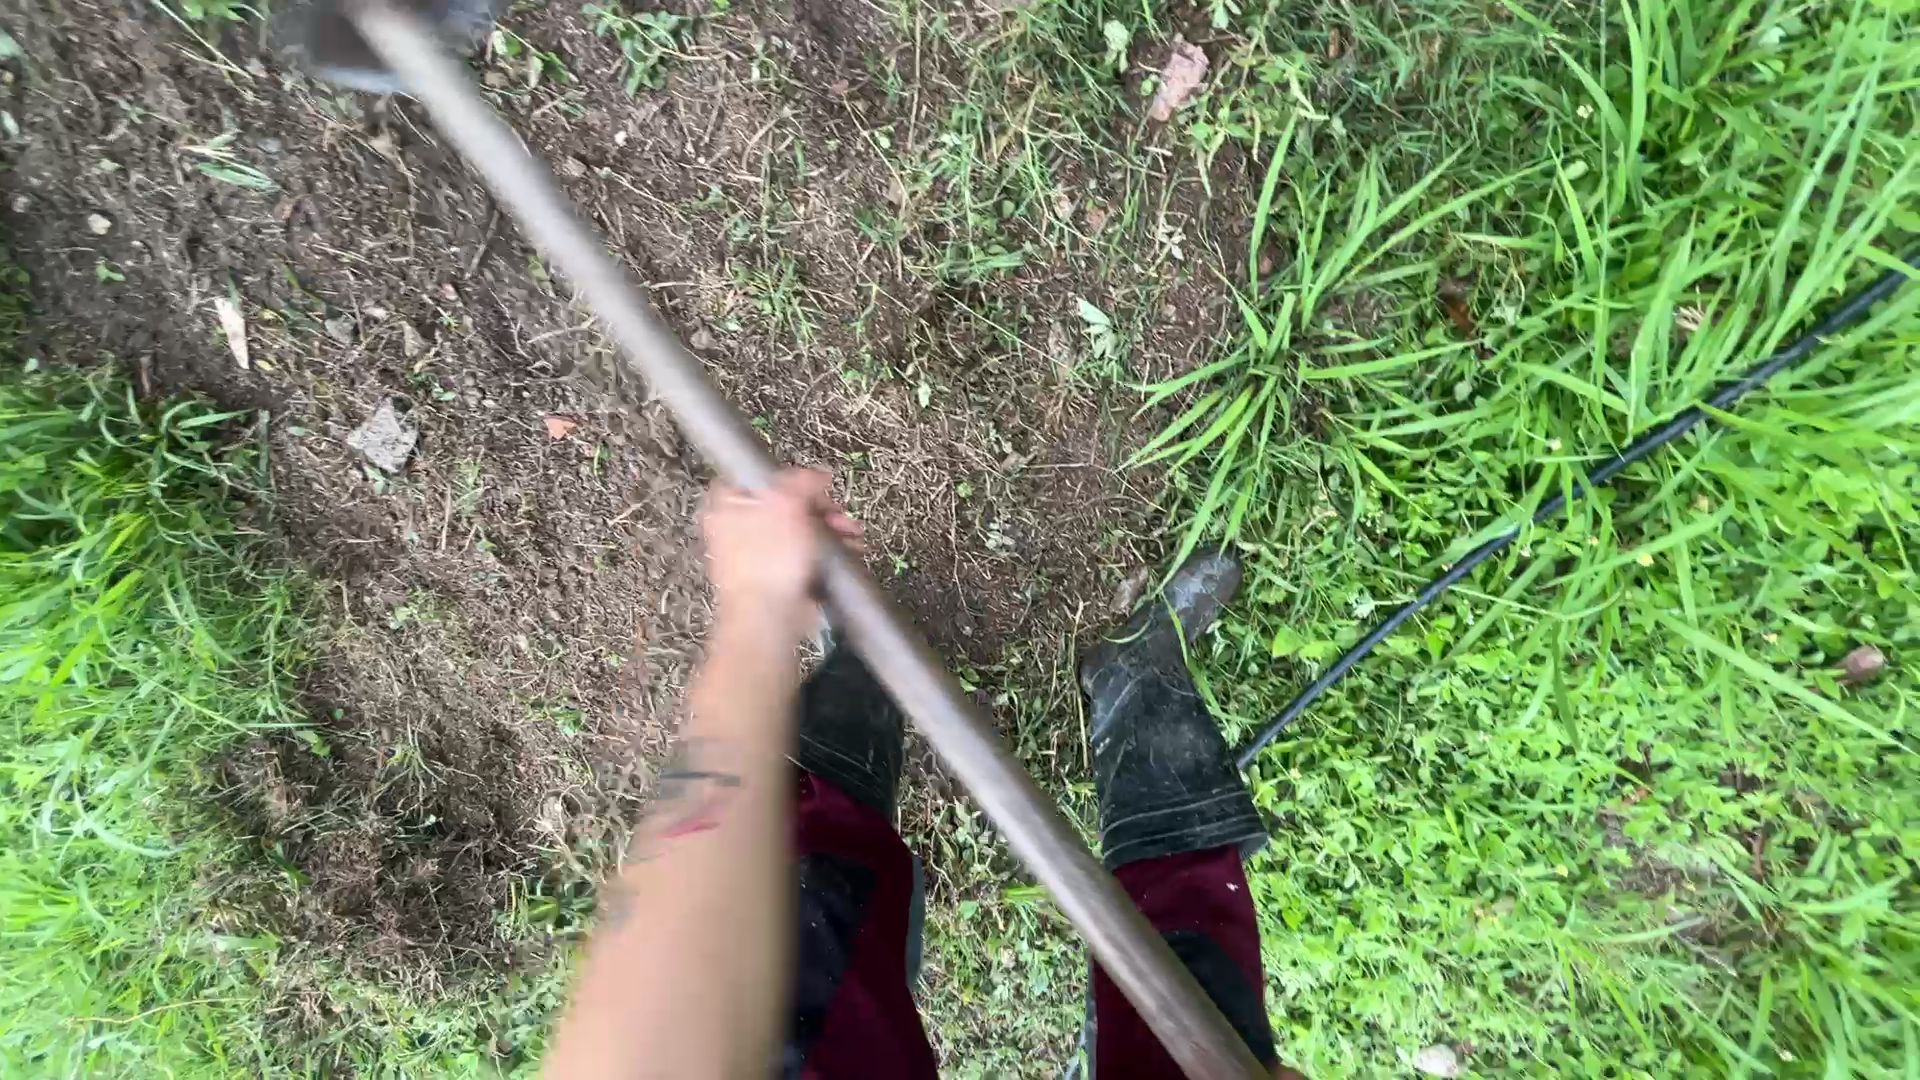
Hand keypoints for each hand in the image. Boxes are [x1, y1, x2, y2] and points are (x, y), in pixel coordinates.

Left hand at [700, 468, 862, 640]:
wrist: (769, 618)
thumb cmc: (769, 561)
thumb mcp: (787, 505)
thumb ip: (802, 482)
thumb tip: (818, 474)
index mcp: (728, 506)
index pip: (756, 479)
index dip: (789, 479)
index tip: (814, 487)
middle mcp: (738, 530)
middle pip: (785, 506)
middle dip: (821, 510)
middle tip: (840, 515)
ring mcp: (757, 557)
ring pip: (799, 533)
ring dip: (831, 532)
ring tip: (853, 537)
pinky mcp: (777, 579)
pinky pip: (805, 558)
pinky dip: (827, 555)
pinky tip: (849, 553)